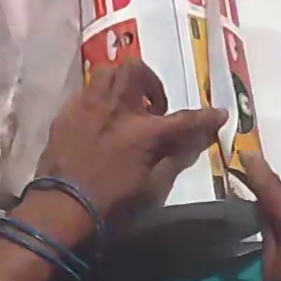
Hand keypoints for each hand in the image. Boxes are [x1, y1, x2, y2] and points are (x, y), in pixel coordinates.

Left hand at [34, 61, 226, 224]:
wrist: (62, 209)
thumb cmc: (111, 206)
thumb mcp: (151, 190)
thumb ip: (173, 160)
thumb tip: (191, 143)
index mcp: (144, 133)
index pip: (183, 119)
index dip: (205, 117)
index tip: (218, 113)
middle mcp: (117, 110)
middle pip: (137, 72)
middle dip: (150, 82)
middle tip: (153, 106)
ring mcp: (88, 107)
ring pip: (107, 72)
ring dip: (121, 82)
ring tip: (125, 104)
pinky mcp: (66, 114)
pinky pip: (85, 91)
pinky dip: (98, 98)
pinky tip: (99, 119)